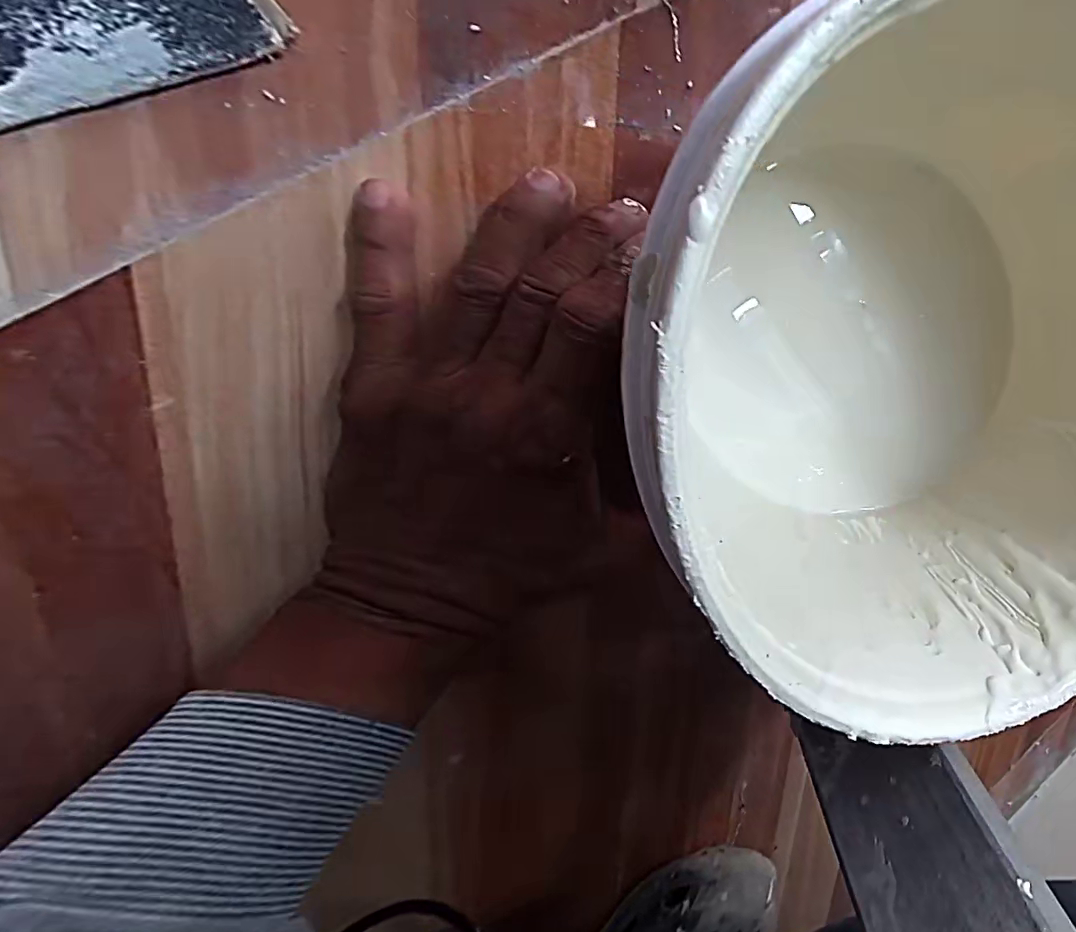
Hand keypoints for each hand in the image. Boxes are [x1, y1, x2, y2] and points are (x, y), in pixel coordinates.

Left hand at [215, 169, 649, 724]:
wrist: (404, 598)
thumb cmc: (518, 574)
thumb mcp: (609, 550)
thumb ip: (650, 503)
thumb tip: (698, 467)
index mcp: (547, 431)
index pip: (585, 332)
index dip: (615, 281)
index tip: (646, 247)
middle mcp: (486, 392)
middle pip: (538, 294)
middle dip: (582, 241)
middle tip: (616, 205)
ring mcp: (423, 381)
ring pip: (473, 287)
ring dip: (512, 229)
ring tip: (545, 183)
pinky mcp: (372, 385)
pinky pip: (376, 306)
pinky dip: (379, 249)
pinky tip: (386, 196)